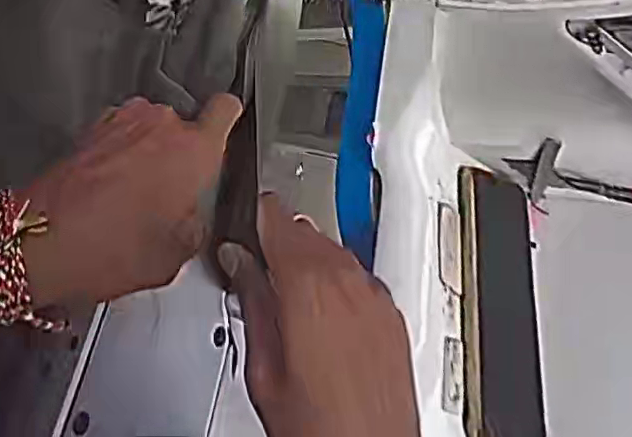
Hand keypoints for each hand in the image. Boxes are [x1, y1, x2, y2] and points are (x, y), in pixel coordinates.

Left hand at [18, 94, 241, 307]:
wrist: (37, 240)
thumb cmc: (106, 248)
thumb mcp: (172, 257)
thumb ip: (196, 225)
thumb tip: (191, 215)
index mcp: (194, 150)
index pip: (227, 108)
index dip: (230, 118)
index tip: (228, 129)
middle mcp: (163, 124)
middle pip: (186, 128)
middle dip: (181, 155)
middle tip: (168, 194)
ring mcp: (126, 119)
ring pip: (153, 131)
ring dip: (149, 152)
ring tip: (132, 196)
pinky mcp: (96, 126)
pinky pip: (124, 133)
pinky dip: (121, 153)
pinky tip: (109, 190)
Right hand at [220, 195, 420, 436]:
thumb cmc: (322, 430)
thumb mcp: (264, 369)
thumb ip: (251, 301)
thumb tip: (239, 263)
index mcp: (307, 283)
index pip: (275, 215)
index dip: (255, 217)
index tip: (244, 228)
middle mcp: (345, 277)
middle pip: (303, 230)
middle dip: (279, 245)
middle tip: (260, 274)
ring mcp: (373, 292)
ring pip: (331, 250)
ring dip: (310, 263)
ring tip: (293, 307)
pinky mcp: (392, 311)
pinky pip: (358, 276)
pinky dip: (340, 284)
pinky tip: (327, 322)